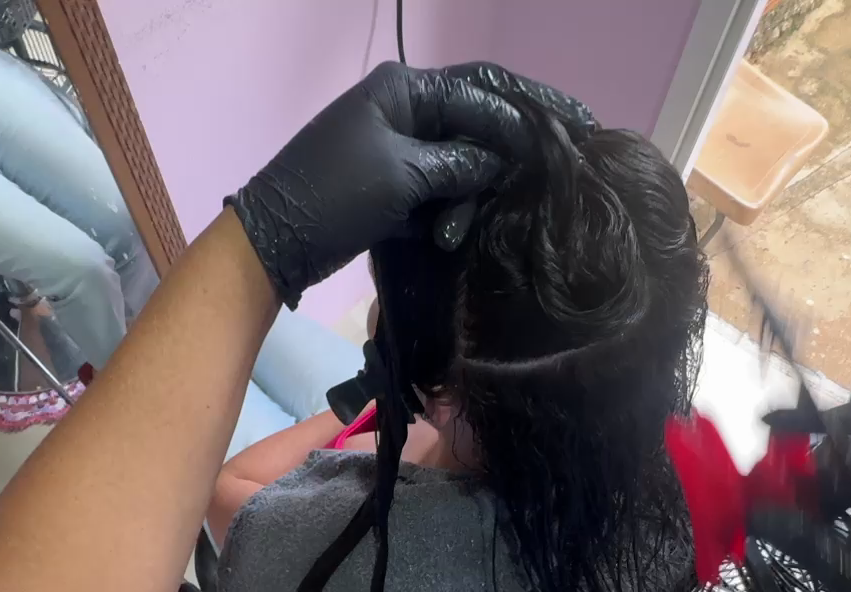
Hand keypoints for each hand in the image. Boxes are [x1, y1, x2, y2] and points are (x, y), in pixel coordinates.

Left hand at [228, 61, 593, 306]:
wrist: (277, 241)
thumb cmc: (335, 195)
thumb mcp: (403, 174)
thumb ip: (459, 163)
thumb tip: (501, 161)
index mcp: (405, 90)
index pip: (482, 90)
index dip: (528, 110)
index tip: (574, 127)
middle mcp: (405, 112)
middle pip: (472, 128)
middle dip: (501, 160)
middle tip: (543, 180)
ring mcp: (396, 152)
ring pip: (455, 168)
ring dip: (463, 201)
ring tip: (453, 234)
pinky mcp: (390, 189)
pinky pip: (434, 195)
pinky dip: (444, 215)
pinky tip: (450, 236)